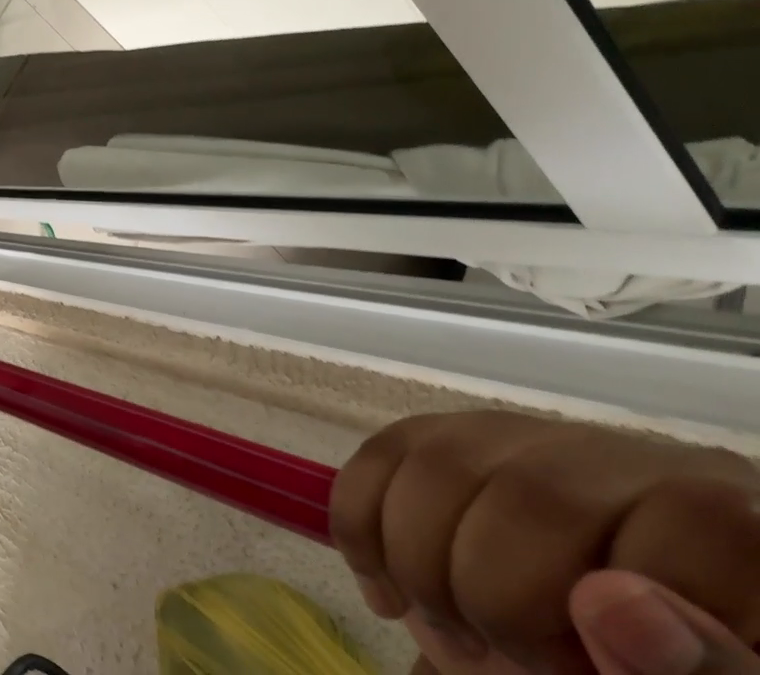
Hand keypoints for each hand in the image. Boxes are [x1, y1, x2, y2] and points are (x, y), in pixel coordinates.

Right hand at [329, 411, 759, 674]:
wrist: (587, 645)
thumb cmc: (651, 666)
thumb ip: (697, 671)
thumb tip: (616, 604)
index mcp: (723, 515)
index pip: (693, 516)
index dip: (641, 603)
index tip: (591, 668)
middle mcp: (621, 451)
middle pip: (532, 494)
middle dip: (495, 597)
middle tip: (507, 659)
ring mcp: (513, 434)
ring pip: (434, 466)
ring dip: (420, 570)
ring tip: (453, 635)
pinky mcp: (435, 436)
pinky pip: (374, 458)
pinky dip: (361, 533)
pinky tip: (386, 593)